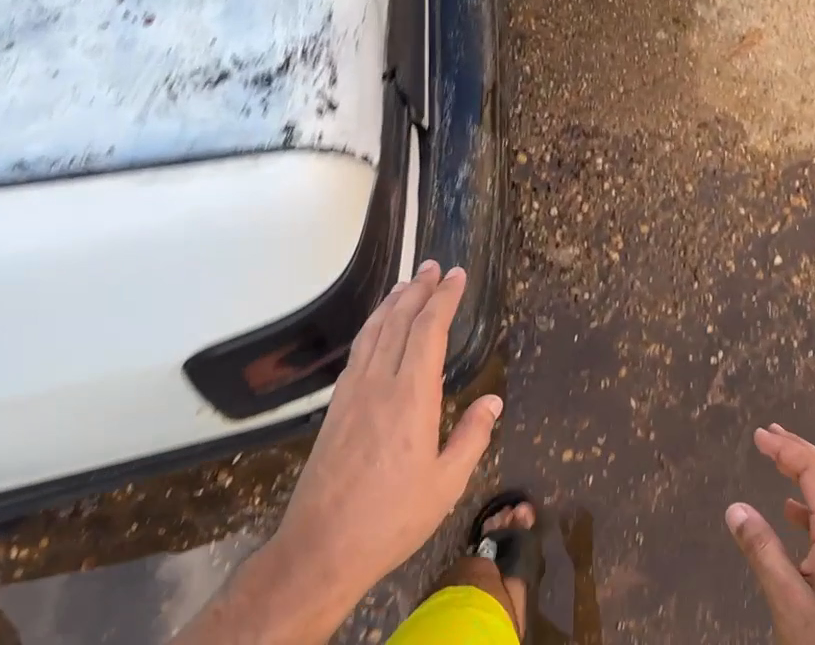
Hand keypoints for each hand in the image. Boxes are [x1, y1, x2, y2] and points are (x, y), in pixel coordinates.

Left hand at [173, 262, 499, 644]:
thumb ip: (471, 438)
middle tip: (435, 265)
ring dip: (392, 303)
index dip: (444, 299)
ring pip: (374, 332)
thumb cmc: (392, 519)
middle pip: (399, 322)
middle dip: (419, 289)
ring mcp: (352, 394)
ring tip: (408, 283)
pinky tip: (378, 328)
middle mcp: (379, 384)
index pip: (429, 332)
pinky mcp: (336, 408)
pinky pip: (358, 352)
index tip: (457, 275)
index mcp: (411, 398)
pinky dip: (372, 328)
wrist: (321, 547)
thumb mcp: (446, 485)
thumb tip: (493, 401)